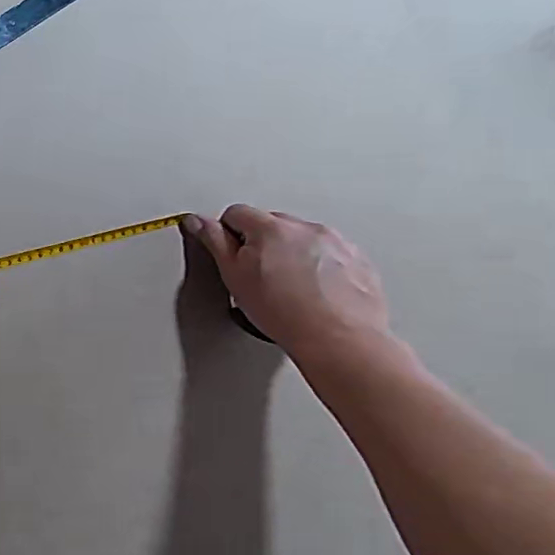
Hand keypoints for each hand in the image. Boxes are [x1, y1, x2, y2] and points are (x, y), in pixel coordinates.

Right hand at [183, 206, 391, 355]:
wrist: (338, 340)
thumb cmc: (288, 315)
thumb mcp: (234, 277)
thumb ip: (214, 241)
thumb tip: (198, 222)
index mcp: (270, 227)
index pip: (236, 213)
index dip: (227, 235)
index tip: (231, 255)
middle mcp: (304, 228)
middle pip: (270, 223)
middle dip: (261, 244)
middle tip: (258, 277)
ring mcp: (333, 242)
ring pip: (300, 238)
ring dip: (291, 254)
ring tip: (287, 289)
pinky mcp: (355, 259)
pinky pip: (329, 253)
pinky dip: (319, 266)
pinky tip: (312, 292)